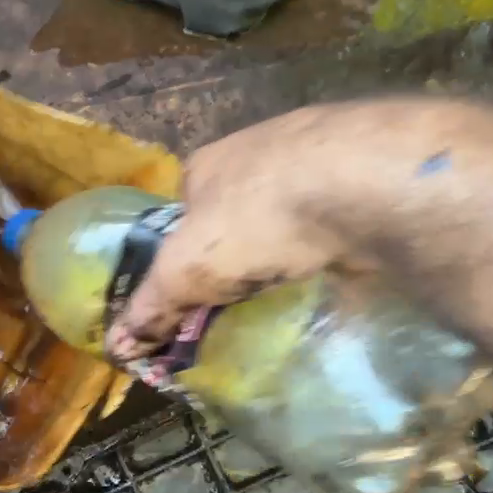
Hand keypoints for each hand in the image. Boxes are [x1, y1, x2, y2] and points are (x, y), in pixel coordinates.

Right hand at [105, 106, 354, 361]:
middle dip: (239, 243)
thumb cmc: (252, 222)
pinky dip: (336, 235)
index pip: (184, 204)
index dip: (184, 243)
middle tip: (244, 287)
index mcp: (206, 163)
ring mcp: (322, 151)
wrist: (363, 182)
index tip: (196, 281)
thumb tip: (117, 346)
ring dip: (290, 238)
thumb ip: (150, 309)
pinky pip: (342, 209)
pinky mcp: (374, 166)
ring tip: (293, 278)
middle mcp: (260, 147)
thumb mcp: (182, 275)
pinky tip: (340, 261)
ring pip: (293, 205)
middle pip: (238, 204)